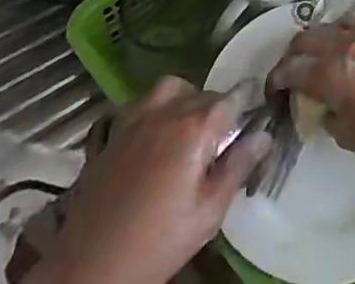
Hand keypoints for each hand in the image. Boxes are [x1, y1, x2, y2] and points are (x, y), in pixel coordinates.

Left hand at [26, 77, 270, 283]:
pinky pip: (137, 106)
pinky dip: (152, 110)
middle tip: (222, 140)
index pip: (234, 96)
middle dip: (218, 108)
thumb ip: (239, 166)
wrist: (90, 267)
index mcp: (196, 127)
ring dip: (184, 98)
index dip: (249, 102)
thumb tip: (264, 134)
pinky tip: (153, 136)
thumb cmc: (159, 241)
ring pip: (168, 89)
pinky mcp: (110, 137)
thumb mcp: (210, 210)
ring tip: (187, 126)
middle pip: (204, 92)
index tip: (254, 116)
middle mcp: (166, 113)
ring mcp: (134, 122)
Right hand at [268, 14, 354, 169]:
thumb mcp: (346, 134)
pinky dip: (340, 30)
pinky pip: (353, 23)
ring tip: (314, 57)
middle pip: (303, 40)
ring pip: (327, 26)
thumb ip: (327, 115)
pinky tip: (343, 45)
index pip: (288, 69)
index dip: (275, 80)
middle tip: (289, 74)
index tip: (273, 92)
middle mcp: (340, 47)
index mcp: (325, 72)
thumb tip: (325, 106)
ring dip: (314, 39)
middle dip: (290, 56)